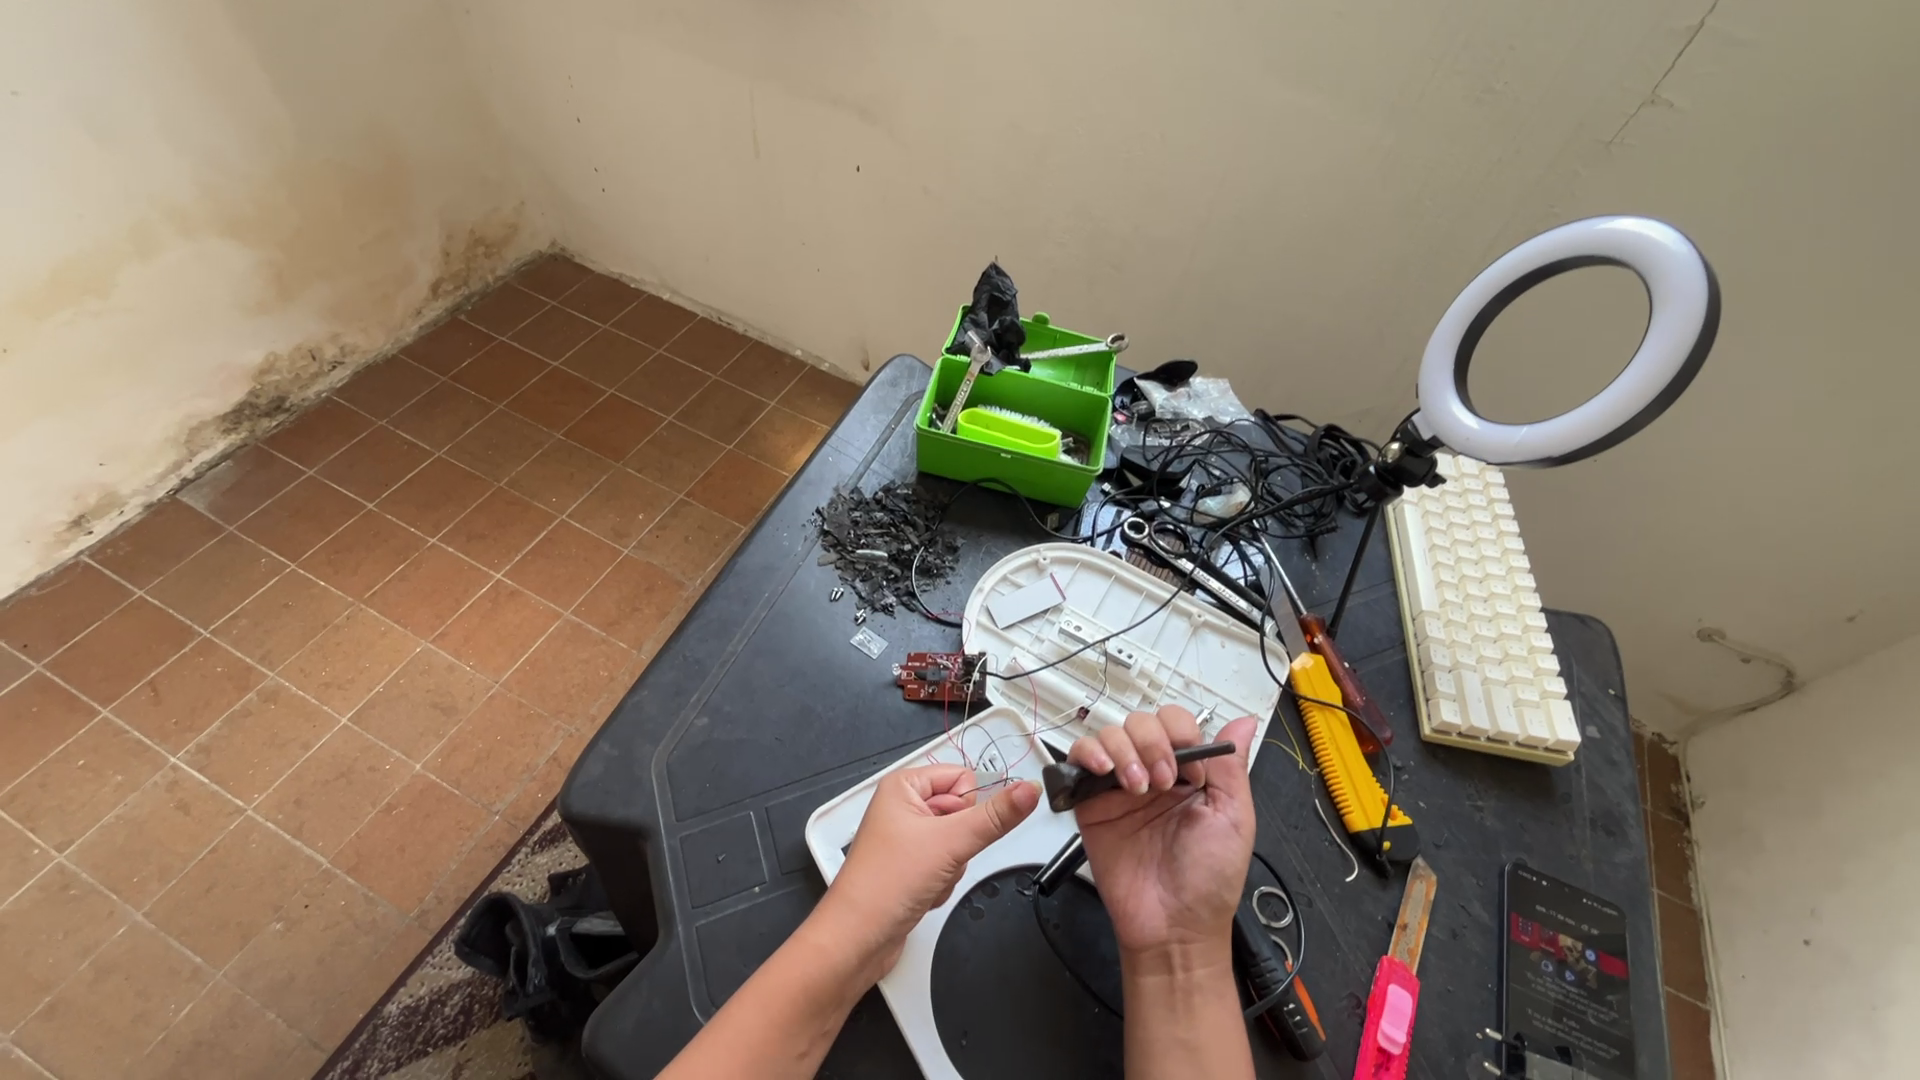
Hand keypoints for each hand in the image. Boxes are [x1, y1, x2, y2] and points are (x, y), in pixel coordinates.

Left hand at [821, 765, 1039, 973]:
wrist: (856, 940)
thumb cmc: (888, 883)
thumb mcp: (951, 843)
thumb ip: (996, 817)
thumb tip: (1029, 789)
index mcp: (904, 785)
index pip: (963, 777)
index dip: (968, 807)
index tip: (952, 831)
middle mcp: (903, 806)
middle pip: (962, 811)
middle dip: (959, 842)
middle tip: (937, 858)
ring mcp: (906, 838)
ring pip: (958, 841)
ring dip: (951, 866)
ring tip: (927, 878)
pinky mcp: (910, 866)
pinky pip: (946, 864)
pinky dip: (942, 881)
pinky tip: (923, 892)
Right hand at [1069, 707, 1257, 957]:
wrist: (1172, 927)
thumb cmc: (1209, 880)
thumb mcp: (1233, 818)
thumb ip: (1230, 766)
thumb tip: (1244, 722)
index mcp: (1189, 772)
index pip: (1176, 723)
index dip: (1180, 735)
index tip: (1191, 772)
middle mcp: (1152, 772)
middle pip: (1140, 722)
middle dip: (1151, 743)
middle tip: (1162, 782)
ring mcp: (1119, 785)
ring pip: (1109, 734)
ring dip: (1123, 751)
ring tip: (1135, 787)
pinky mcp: (1089, 801)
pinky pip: (1078, 759)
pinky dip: (1087, 753)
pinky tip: (1102, 772)